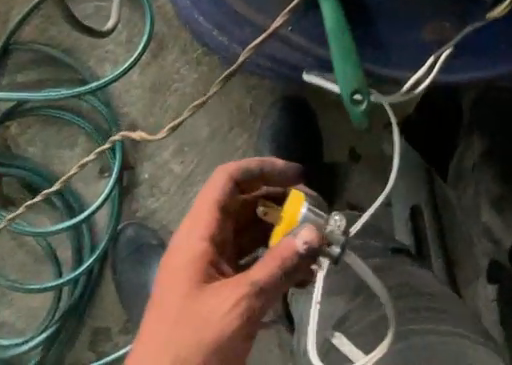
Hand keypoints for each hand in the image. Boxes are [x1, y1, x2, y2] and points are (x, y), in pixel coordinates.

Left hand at [129, 158, 324, 364]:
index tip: (299, 176)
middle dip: (280, 205)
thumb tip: (316, 232)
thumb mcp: (241, 303)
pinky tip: (302, 276)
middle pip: (242, 206)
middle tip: (317, 214)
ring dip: (281, 238)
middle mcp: (202, 243)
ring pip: (248, 237)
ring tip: (316, 246)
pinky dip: (274, 265)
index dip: (263, 170)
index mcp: (198, 233)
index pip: (228, 180)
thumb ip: (279, 266)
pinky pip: (249, 266)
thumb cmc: (194, 342)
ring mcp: (208, 269)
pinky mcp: (216, 295)